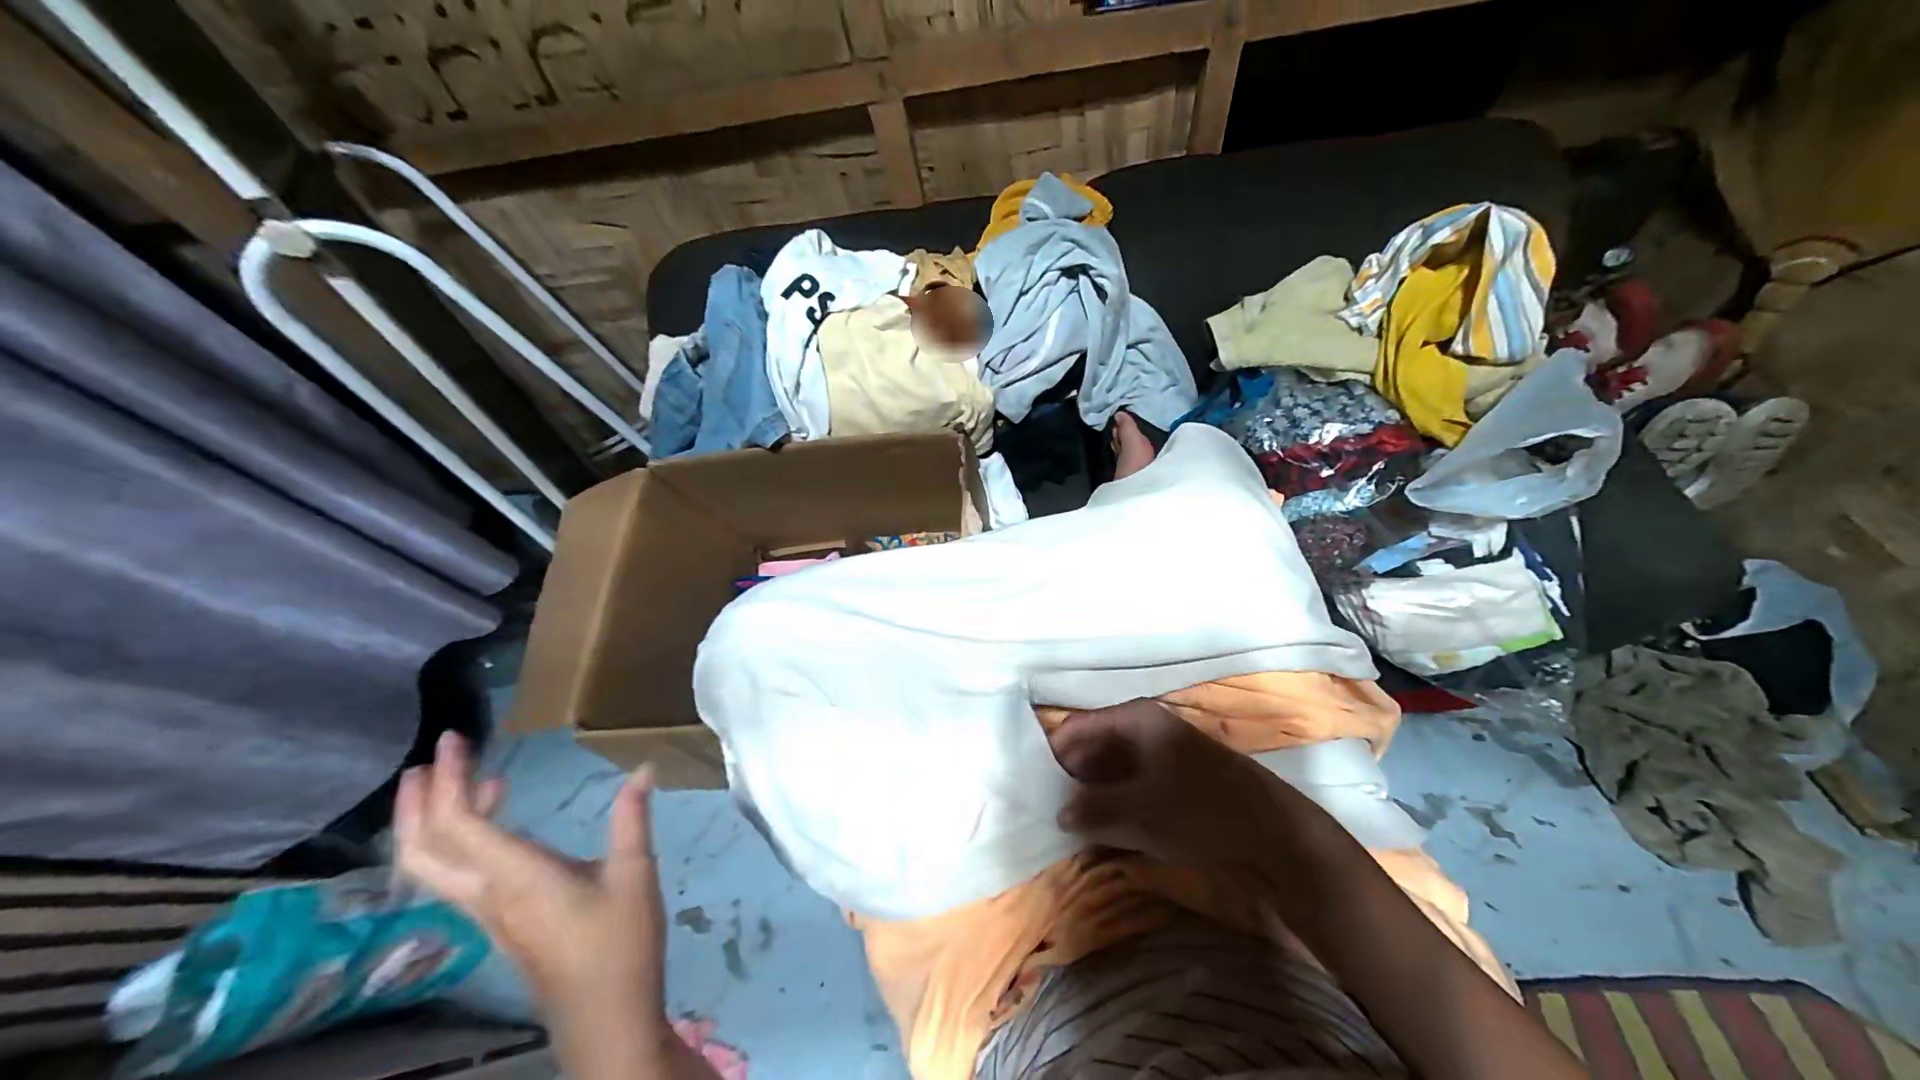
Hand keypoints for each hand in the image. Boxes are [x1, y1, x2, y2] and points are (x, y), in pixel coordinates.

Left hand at [394, 733, 666, 1025]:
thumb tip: (644, 768)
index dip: (450, 779)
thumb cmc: (620, 944)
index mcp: (516, 876)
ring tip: (460, 779)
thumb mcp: (635, 875)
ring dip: (433, 820)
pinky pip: (458, 874)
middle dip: (417, 803)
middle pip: (422, 851)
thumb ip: (632, 818)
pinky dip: (462, 838)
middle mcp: (487, 894)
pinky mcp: (499, 921)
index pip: (459, 823)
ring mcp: (488, 912)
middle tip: (433, 759)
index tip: (454, 739)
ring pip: (434, 865)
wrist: (605, 1017)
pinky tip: (499, 818)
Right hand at [1049, 699, 1288, 865]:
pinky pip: (1135, 792)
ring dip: (1094, 800)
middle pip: (1096, 749)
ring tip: (1073, 829)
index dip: (1054, 753)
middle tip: (1050, 810)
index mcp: (1137, 721)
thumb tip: (1060, 812)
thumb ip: (1091, 810)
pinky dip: (1118, 812)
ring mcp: (1166, 758)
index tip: (1033, 784)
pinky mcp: (1179, 785)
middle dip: (1073, 780)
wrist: (1275, 838)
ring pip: (1114, 774)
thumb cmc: (1200, 811)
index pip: (1079, 727)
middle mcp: (1149, 731)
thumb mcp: (1137, 812)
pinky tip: (1104, 840)